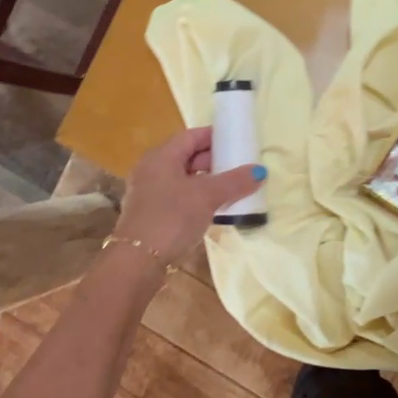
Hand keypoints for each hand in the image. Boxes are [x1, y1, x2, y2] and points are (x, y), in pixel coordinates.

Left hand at [113, 127, 264, 261]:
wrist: (138, 260)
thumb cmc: (172, 218)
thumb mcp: (207, 197)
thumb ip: (234, 182)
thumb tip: (260, 171)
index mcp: (161, 156)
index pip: (190, 136)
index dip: (214, 137)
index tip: (236, 141)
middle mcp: (151, 169)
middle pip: (185, 156)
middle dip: (211, 160)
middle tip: (237, 166)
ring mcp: (147, 192)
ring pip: (181, 177)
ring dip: (204, 180)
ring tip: (229, 188)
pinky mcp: (149, 213)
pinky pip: (176, 195)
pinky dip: (194, 196)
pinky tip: (210, 209)